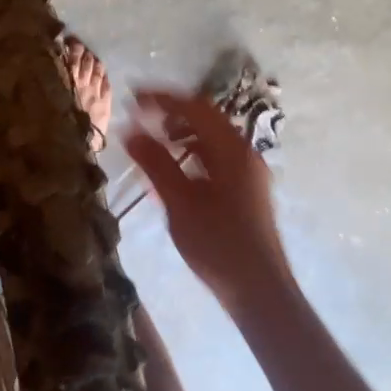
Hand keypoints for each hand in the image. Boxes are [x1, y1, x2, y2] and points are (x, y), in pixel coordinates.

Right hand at [125, 90, 295, 321]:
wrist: (260, 292)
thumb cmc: (218, 245)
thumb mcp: (180, 202)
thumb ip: (155, 163)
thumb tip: (130, 130)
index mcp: (232, 151)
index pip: (195, 107)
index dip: (162, 99)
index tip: (132, 98)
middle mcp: (244, 154)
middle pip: (205, 119)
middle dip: (170, 114)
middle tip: (138, 117)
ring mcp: (248, 173)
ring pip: (211, 138)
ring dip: (180, 133)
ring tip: (152, 143)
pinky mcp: (246, 190)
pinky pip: (215, 157)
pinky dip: (191, 153)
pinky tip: (173, 171)